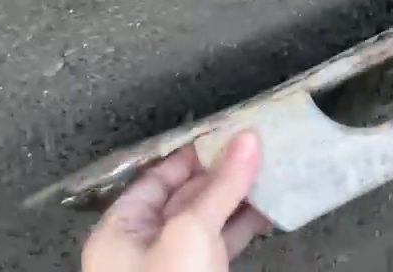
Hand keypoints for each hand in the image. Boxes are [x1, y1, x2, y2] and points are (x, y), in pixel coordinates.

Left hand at [81, 133, 269, 271]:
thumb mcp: (193, 231)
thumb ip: (222, 183)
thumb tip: (248, 137)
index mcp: (120, 232)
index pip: (157, 178)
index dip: (193, 154)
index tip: (230, 134)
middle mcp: (141, 249)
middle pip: (184, 197)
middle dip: (222, 174)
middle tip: (260, 148)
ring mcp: (170, 271)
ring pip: (206, 221)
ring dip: (238, 198)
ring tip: (272, 172)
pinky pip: (220, 245)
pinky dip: (243, 227)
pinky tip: (269, 210)